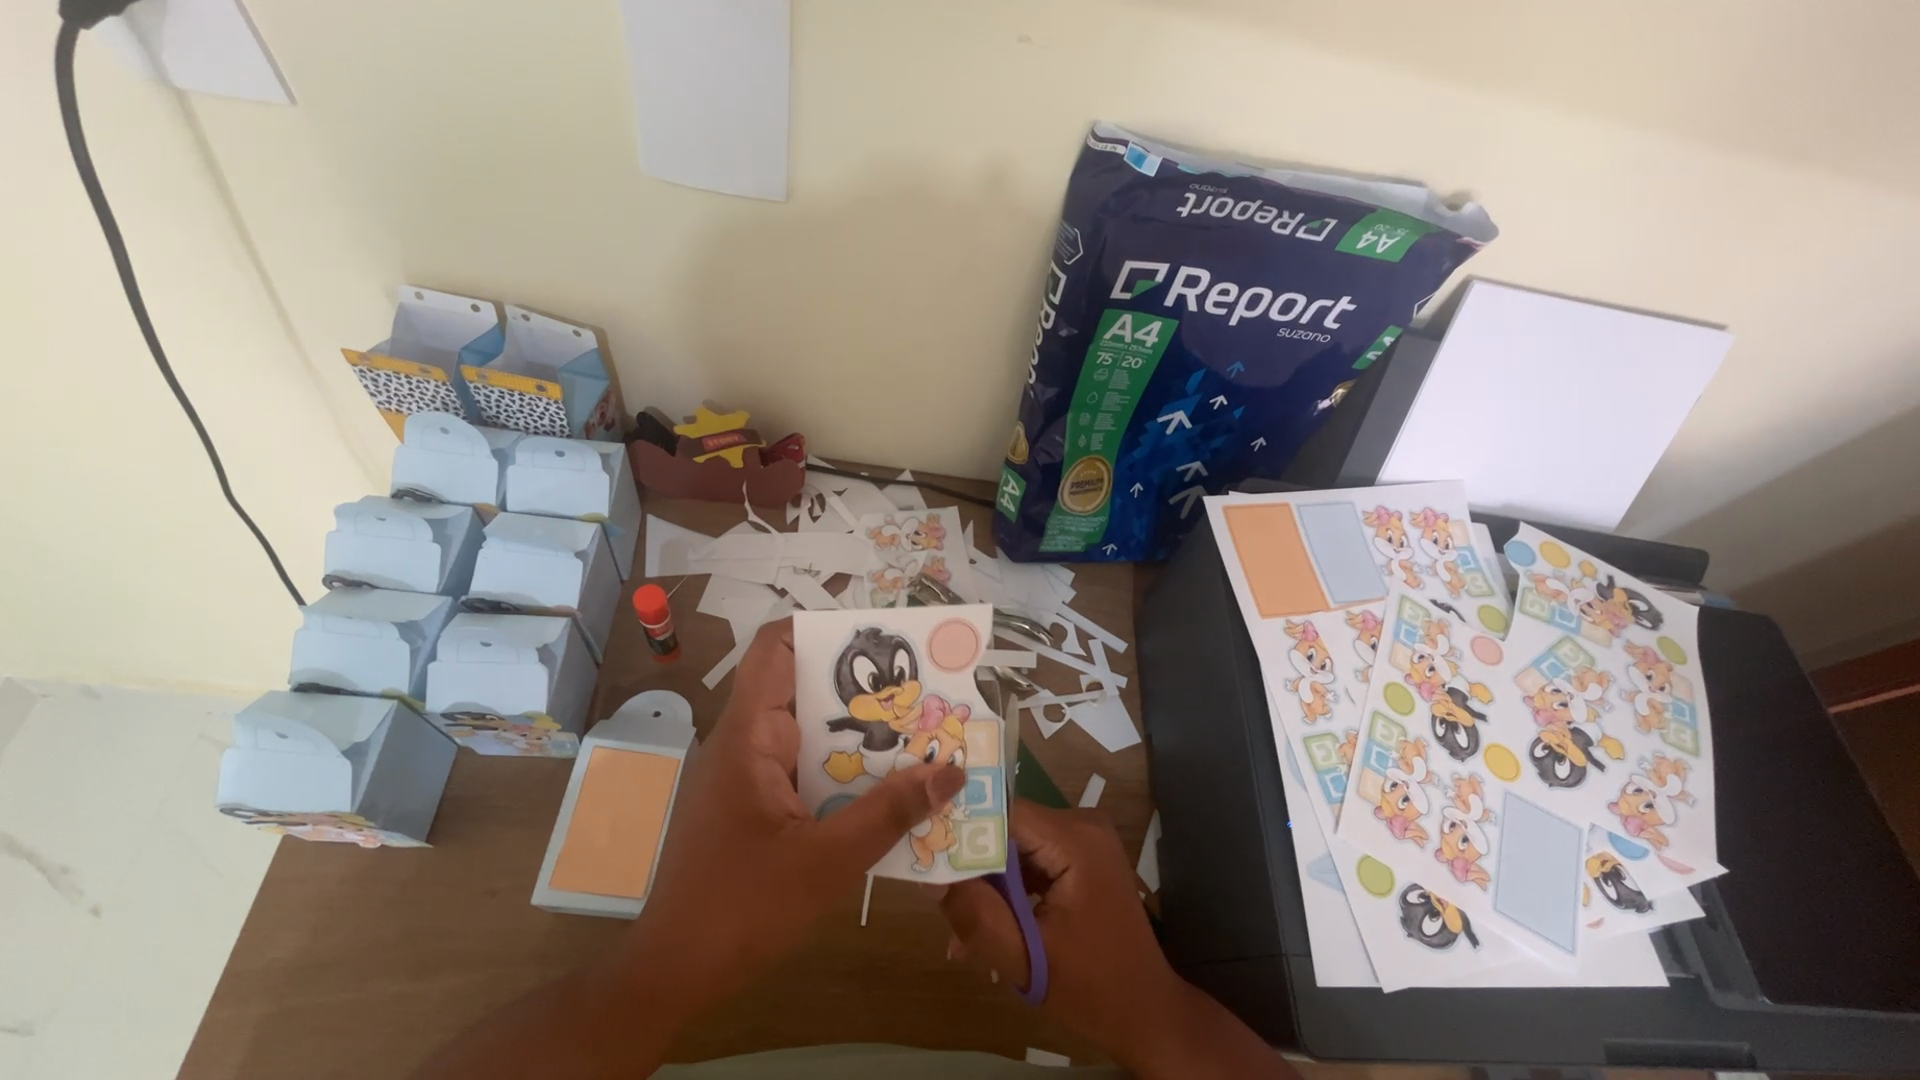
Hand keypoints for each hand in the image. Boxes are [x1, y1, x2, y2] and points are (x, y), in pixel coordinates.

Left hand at [627, 618, 965, 1011]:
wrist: (675, 973)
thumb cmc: (741, 908)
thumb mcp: (827, 861)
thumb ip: (889, 813)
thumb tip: (951, 771)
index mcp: (748, 736)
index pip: (775, 650)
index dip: (822, 628)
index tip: (880, 636)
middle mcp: (745, 744)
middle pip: (803, 689)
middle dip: (864, 687)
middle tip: (926, 688)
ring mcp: (747, 776)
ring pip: (808, 734)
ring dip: (860, 735)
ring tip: (922, 733)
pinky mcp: (754, 806)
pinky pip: (804, 771)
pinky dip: (844, 771)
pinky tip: (889, 788)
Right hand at [936, 801, 1288, 1079]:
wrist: (1147, 1013)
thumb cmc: (1092, 988)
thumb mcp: (1024, 956)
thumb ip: (976, 914)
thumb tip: (932, 875)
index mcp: (1075, 839)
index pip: (1002, 813)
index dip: (961, 832)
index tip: (927, 859)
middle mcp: (1082, 824)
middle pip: (1007, 828)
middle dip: (973, 867)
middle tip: (943, 905)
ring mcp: (1085, 839)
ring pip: (1015, 845)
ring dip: (990, 885)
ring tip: (964, 931)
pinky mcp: (1083, 857)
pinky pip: (1032, 859)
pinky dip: (1011, 890)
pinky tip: (993, 927)